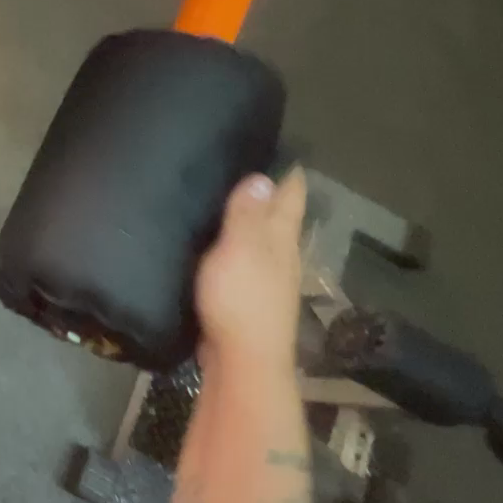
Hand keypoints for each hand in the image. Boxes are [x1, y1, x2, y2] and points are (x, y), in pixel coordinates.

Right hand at [195, 167, 305, 374]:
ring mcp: (265, 278)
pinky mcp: (244, 296)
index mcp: (281, 240)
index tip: (272, 143)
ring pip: (260, 237)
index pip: (290, 196)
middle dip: (264, 190)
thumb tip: (262, 177)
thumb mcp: (240, 251)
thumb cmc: (241, 300)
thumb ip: (247, 216)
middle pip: (277, 215)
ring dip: (247, 217)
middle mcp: (280, 255)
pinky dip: (231, 243)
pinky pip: (240, 258)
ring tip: (222, 196)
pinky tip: (213, 242)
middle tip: (238, 163)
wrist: (241, 360)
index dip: (285, 170)